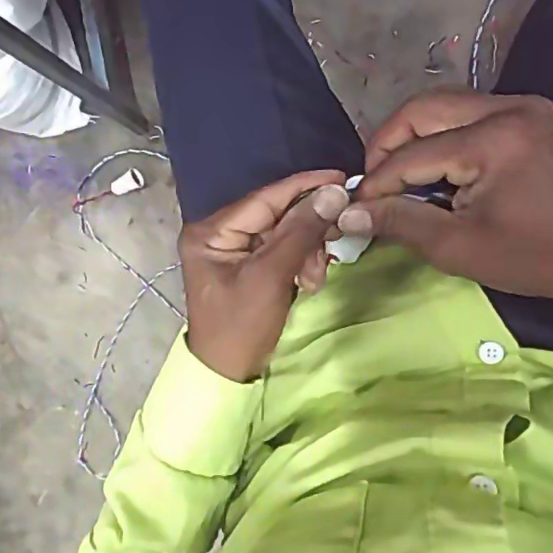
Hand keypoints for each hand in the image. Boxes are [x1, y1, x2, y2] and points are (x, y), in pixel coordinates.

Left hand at [181, 169, 349, 381]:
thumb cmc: (241, 326)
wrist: (229, 374)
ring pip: (285, 233)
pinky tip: (308, 284)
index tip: (341, 178)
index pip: (264, 197)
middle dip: (308, 231)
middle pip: (276, 214)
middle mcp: (219, 233)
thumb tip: (333, 192)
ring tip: (313, 280)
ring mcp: (234, 251)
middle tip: (332, 246)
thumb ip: (300, 232)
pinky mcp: (249, 267)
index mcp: (211, 231)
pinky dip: (300, 264)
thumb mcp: (271, 277)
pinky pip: (283, 252)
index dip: (303, 186)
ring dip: (307, 252)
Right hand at [341, 90, 552, 307]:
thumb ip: (400, 222)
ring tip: (397, 178)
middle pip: (421, 109)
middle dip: (387, 145)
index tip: (354, 207)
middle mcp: (507, 108)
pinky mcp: (530, 116)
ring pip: (443, 106)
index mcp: (492, 140)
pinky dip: (440, 138)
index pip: (410, 153)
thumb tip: (348, 213)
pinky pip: (468, 115)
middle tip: (373, 184)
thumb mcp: (458, 247)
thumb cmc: (533, 258)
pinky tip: (433, 169)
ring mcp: (523, 106)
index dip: (375, 182)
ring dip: (412, 138)